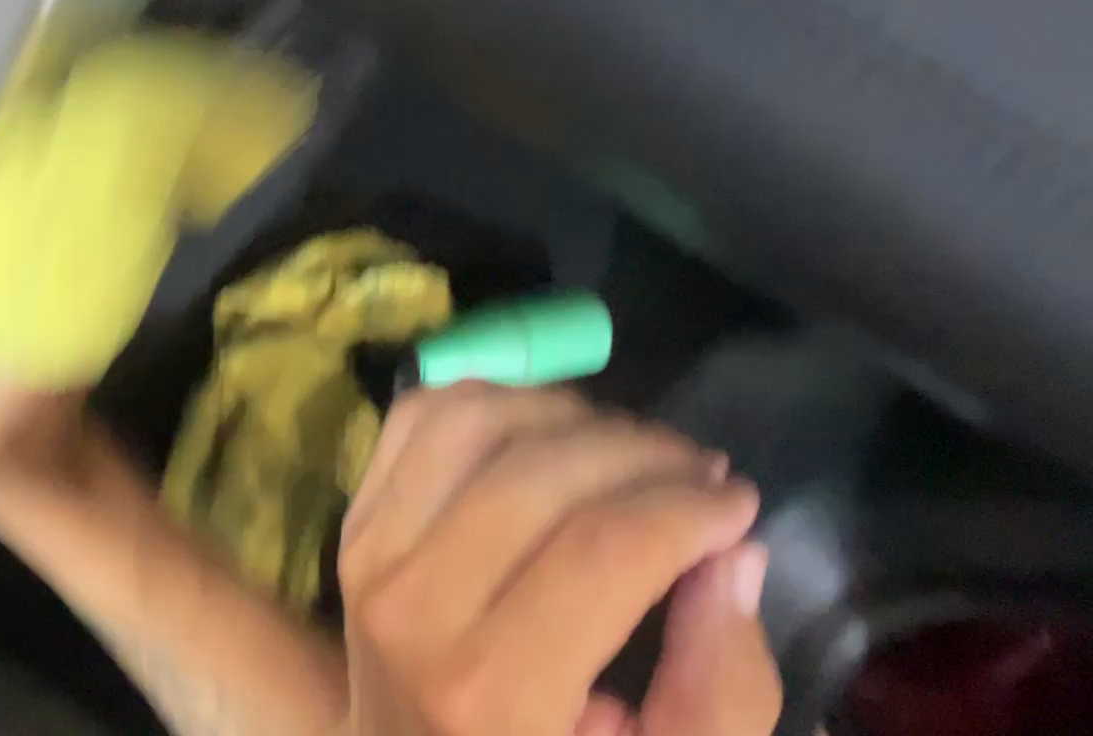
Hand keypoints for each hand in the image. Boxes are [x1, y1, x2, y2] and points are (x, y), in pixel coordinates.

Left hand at [338, 385, 781, 735]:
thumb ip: (722, 692)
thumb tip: (735, 552)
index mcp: (493, 689)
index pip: (604, 549)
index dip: (688, 509)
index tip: (739, 499)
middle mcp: (414, 602)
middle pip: (537, 474)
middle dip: (638, 453)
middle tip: (695, 467)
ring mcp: (369, 547)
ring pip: (468, 421)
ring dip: (560, 411)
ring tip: (623, 443)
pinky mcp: (353, 516)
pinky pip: (417, 418)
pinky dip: (487, 400)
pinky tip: (542, 426)